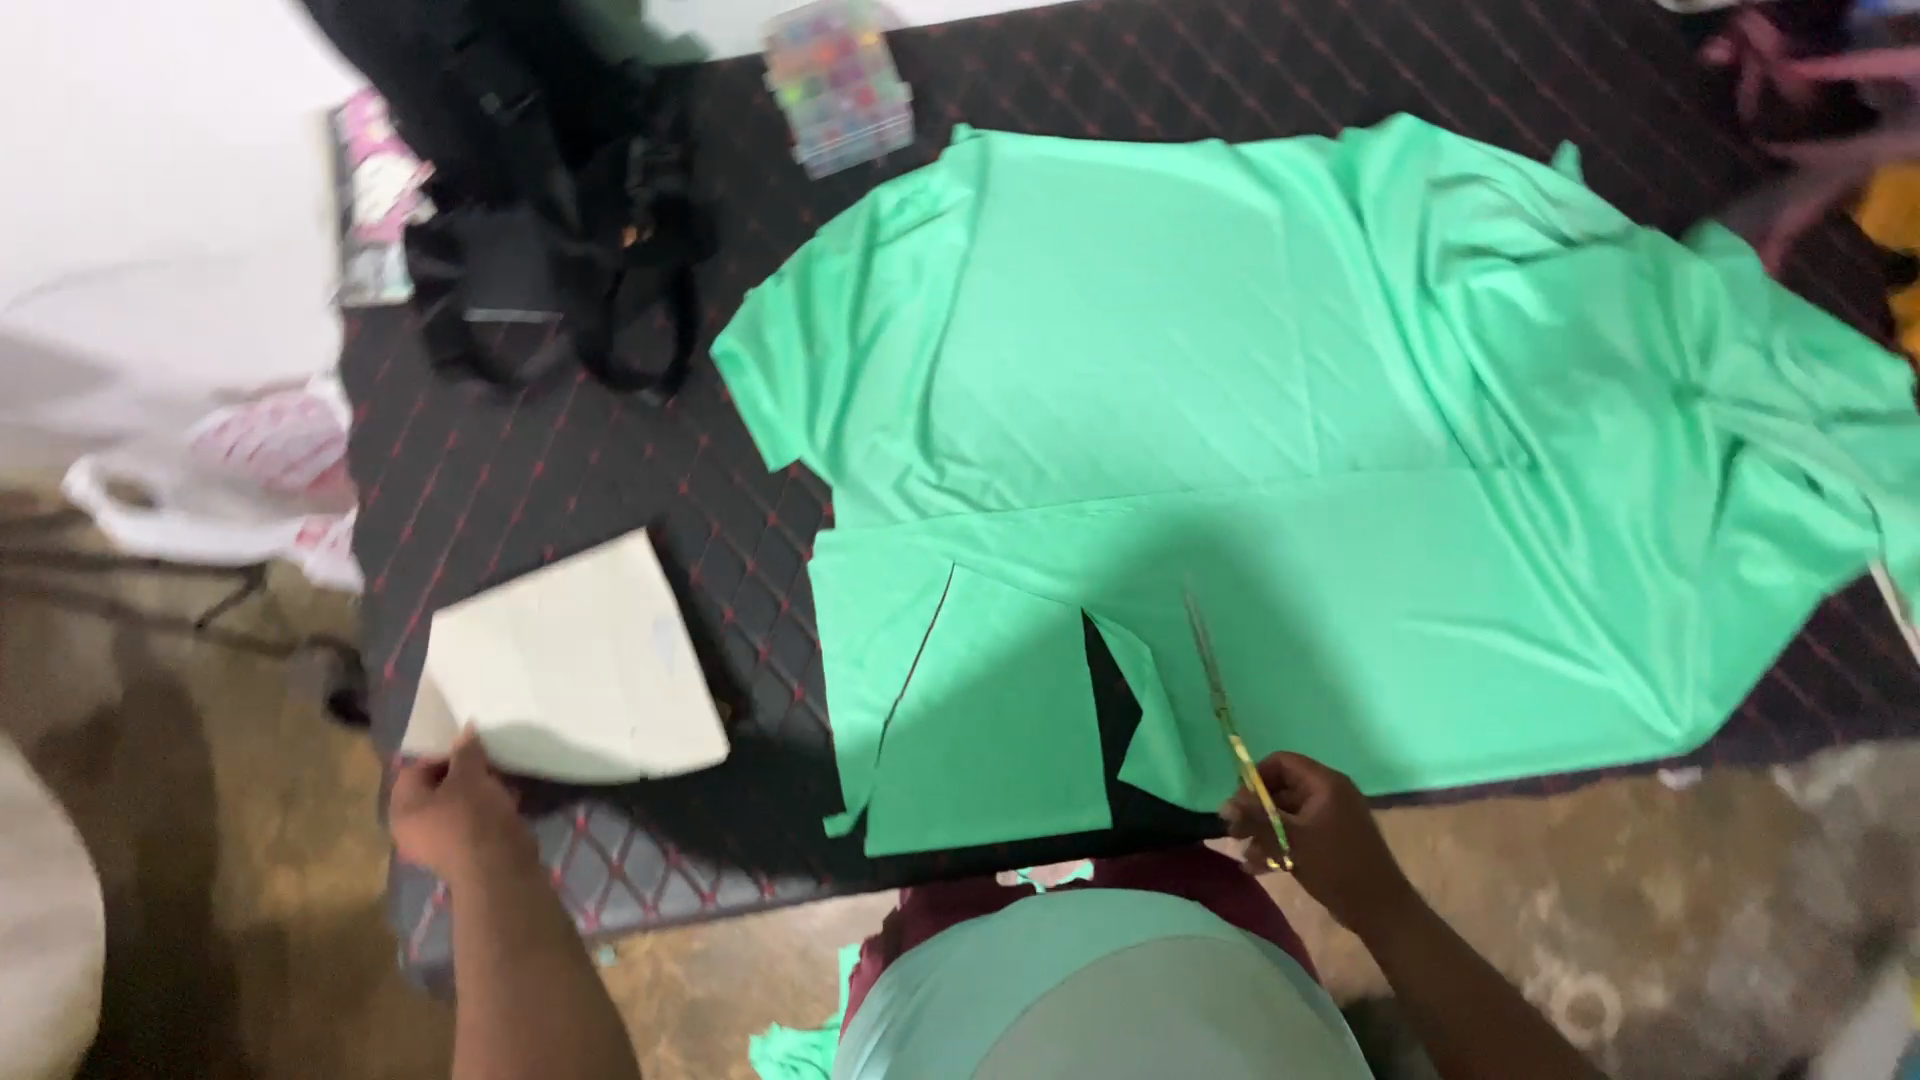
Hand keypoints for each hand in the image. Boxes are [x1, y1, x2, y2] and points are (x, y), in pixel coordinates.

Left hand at [389, 728, 537, 886]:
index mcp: (403, 808)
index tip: (472, 750)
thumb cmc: (474, 817)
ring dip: (478, 788)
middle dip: (464, 771)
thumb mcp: (470, 777)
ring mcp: (436, 841)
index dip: (443, 755)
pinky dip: (485, 807)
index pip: (414, 770)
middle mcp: (412, 826)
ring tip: (502, 779)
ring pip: (455, 803)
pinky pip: (469, 819)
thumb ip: (466, 752)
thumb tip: (465, 729)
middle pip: (435, 787)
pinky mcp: (461, 849)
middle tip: (488, 763)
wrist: (497, 866)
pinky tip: (507, 800)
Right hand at [1221, 751, 1418, 934]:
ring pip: (1284, 815)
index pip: (1281, 762)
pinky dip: (1277, 845)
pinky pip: (1295, 833)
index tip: (1239, 803)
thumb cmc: (1337, 866)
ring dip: (1262, 831)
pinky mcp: (1329, 841)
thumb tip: (1223, 805)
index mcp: (1325, 783)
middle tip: (1233, 831)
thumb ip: (1256, 818)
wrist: (1381, 911)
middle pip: (1280, 789)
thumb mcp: (1291, 839)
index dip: (1256, 778)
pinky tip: (1257, 866)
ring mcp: (1329, 819)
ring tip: (1243, 853)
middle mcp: (1328, 794)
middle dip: (1254, 811)